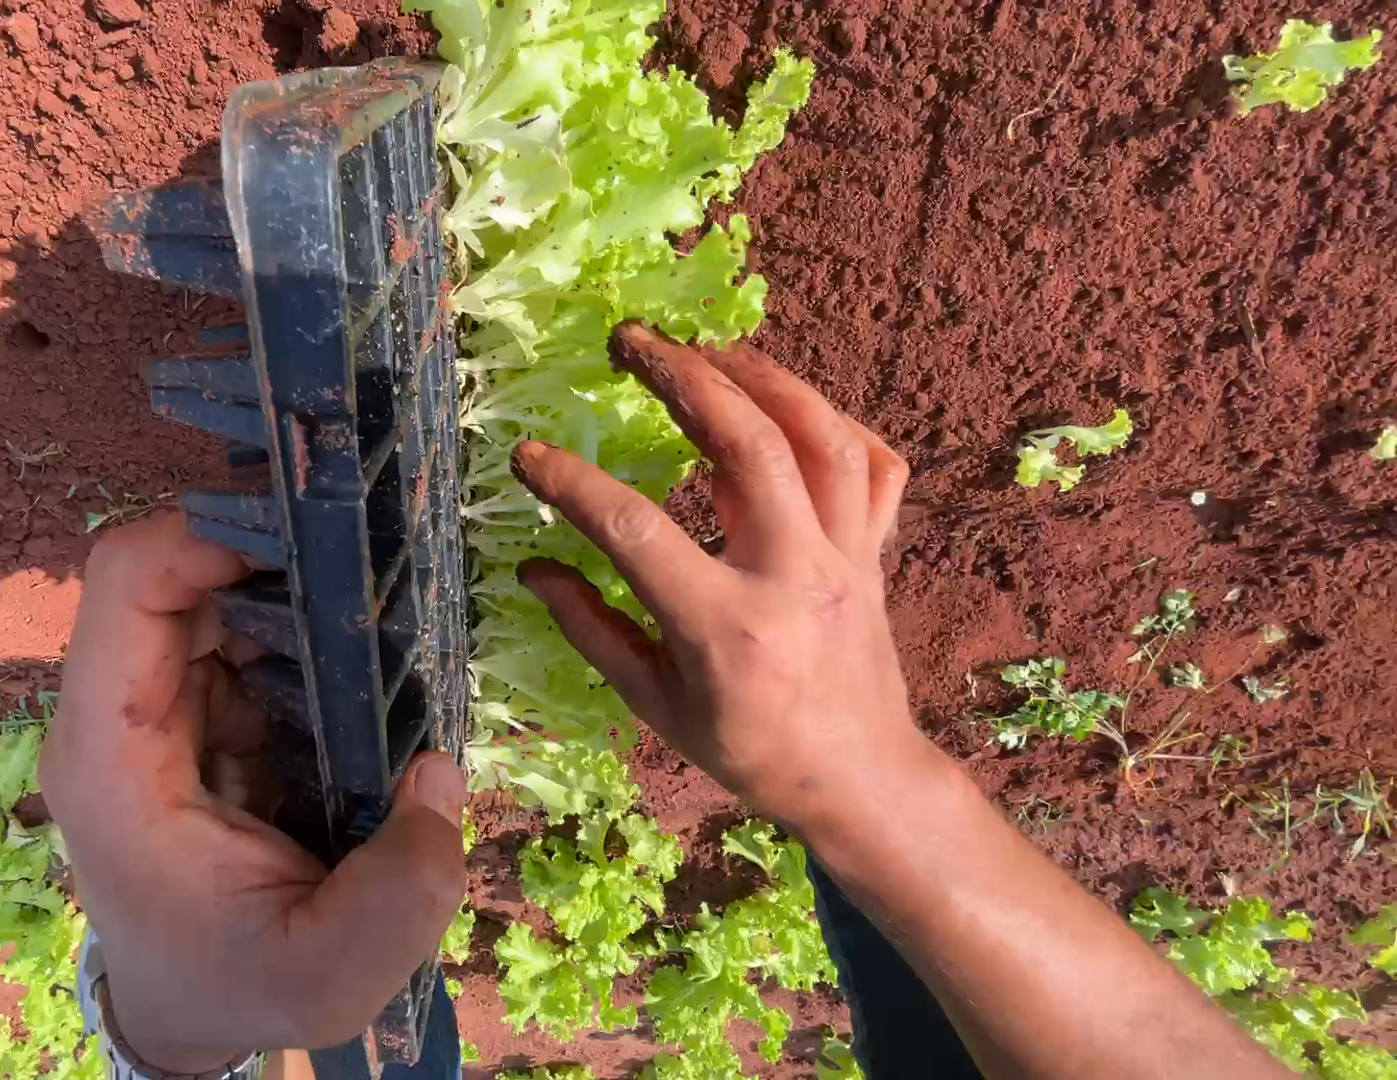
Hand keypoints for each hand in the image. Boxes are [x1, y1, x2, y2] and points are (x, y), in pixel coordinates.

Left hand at [40, 512, 466, 1070]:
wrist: (198, 1007)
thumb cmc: (238, 986)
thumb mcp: (327, 974)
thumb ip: (399, 892)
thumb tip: (436, 771)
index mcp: (114, 754)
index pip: (128, 586)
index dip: (206, 536)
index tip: (303, 542)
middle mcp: (128, 709)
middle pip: (178, 571)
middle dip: (270, 547)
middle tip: (362, 554)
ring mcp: (173, 703)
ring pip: (222, 591)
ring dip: (296, 582)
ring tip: (375, 595)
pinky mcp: (216, 708)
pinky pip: (257, 630)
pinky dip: (311, 622)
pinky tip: (366, 643)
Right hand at [512, 322, 923, 835]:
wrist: (860, 778)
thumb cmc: (745, 748)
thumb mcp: (653, 703)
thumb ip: (590, 629)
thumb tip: (535, 569)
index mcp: (723, 626)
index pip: (634, 531)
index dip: (572, 486)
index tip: (527, 455)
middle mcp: (792, 575)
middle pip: (746, 445)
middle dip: (682, 376)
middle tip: (632, 341)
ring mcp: (847, 557)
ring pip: (819, 436)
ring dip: (760, 376)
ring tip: (706, 349)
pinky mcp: (876, 552)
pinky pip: (873, 464)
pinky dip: (832, 420)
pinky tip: (787, 404)